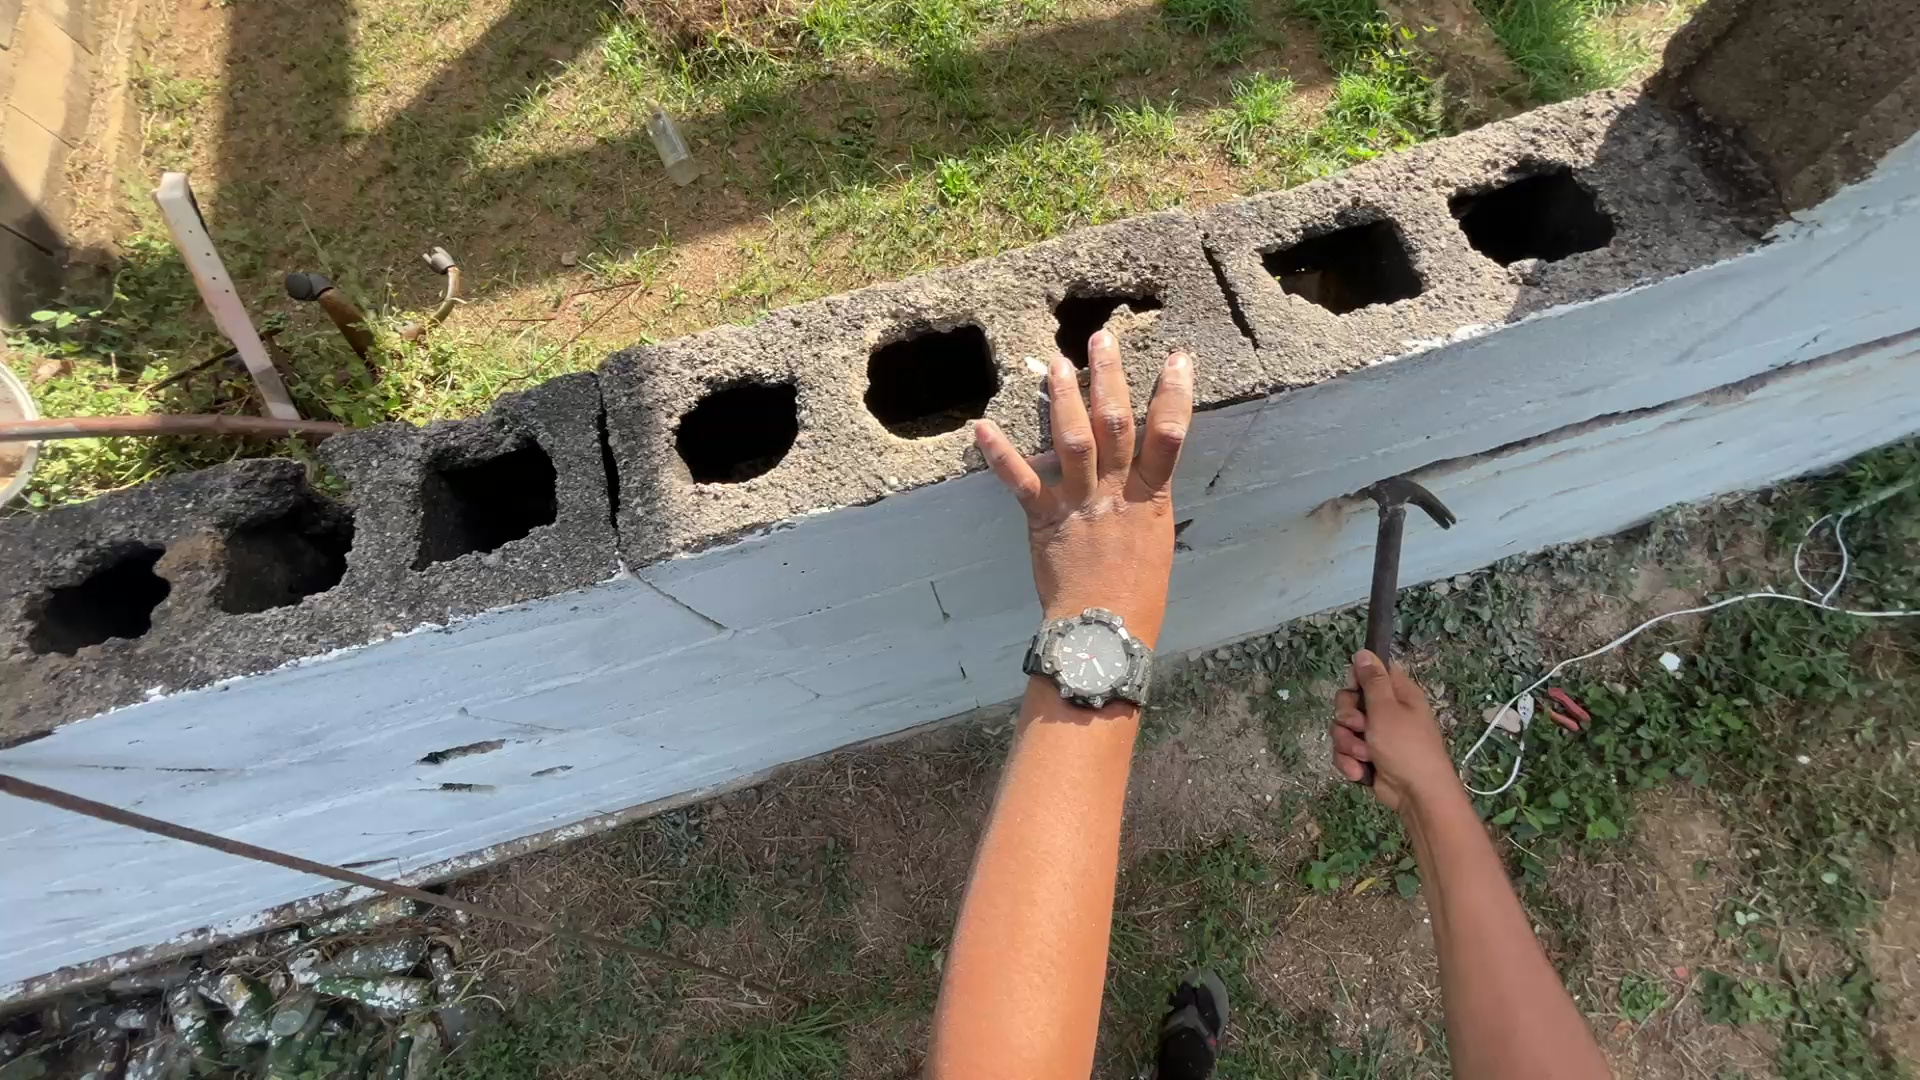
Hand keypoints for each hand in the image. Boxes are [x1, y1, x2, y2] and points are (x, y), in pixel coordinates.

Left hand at [973, 331, 1192, 647]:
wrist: (1103, 632)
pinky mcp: (1044, 519)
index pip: (1169, 435)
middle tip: (1101, 338)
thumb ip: (1143, 505)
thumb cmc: (1136, 596)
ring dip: (1063, 398)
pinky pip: (1020, 481)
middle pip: (1115, 423)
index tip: (1177, 357)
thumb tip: (1138, 482)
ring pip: (1073, 440)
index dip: (1174, 394)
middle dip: (1109, 377)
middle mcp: (1117, 492)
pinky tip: (981, 427)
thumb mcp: (1154, 544)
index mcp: (1151, 498)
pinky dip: (999, 454)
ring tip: (1056, 362)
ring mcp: (1080, 503)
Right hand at [1331, 651, 1458, 812]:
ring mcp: (1375, 735)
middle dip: (1346, 716)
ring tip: (1363, 755)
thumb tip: (1363, 651)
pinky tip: (1360, 771)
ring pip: (1342, 728)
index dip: (1357, 679)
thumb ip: (1372, 680)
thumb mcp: (1387, 709)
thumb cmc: (1406, 747)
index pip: (1370, 672)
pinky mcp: (1366, 756)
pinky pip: (1344, 750)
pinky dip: (1349, 761)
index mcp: (1398, 695)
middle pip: (1348, 700)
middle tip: (1358, 726)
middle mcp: (1386, 712)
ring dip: (1347, 743)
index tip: (1355, 691)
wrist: (1417, 795)